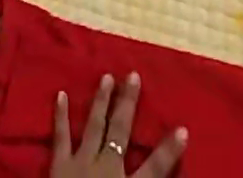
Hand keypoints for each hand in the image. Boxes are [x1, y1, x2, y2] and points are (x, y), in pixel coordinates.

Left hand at [51, 72, 186, 177]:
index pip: (155, 169)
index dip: (169, 150)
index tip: (183, 129)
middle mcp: (106, 167)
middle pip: (120, 131)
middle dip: (128, 103)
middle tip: (133, 74)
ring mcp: (81, 163)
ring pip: (94, 126)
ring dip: (101, 100)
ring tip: (106, 76)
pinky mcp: (59, 166)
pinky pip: (60, 137)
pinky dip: (60, 116)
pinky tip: (59, 94)